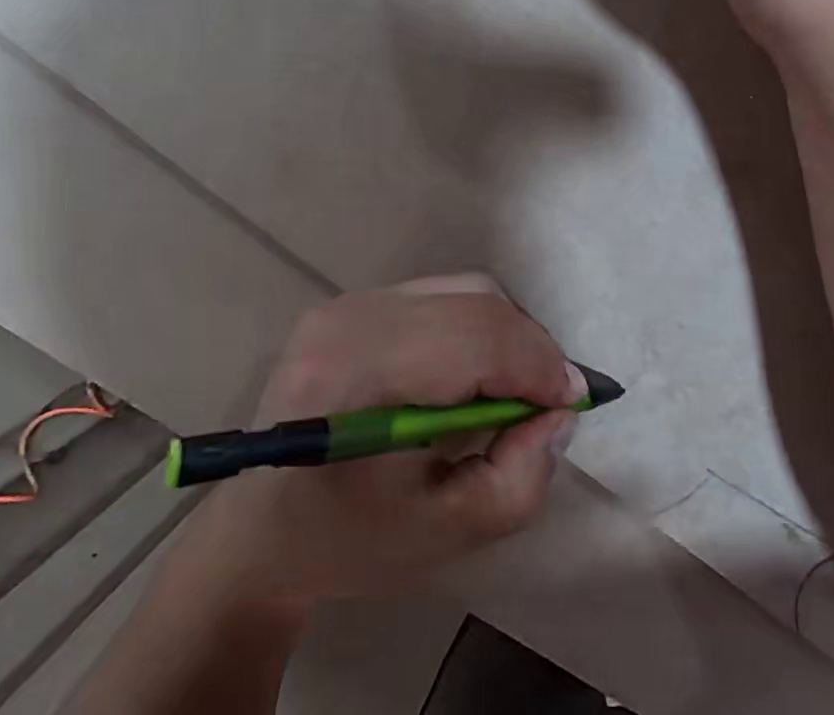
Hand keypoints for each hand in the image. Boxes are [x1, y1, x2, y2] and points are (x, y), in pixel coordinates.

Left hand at [172, 274, 583, 607]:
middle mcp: (347, 319)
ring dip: (505, 335)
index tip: (576, 402)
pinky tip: (472, 374)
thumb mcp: (449, 533)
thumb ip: (520, 475)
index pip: (475, 339)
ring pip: (462, 291)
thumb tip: (559, 410)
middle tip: (549, 400)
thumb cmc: (347, 543)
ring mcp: (343, 305)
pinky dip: (474, 328)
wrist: (257, 529)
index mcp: (357, 375)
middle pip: (475, 302)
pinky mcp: (347, 306)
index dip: (539, 365)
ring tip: (513, 390)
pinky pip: (438, 297)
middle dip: (530, 348)